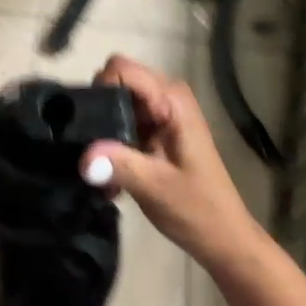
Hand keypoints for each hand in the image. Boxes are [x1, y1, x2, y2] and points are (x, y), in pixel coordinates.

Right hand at [80, 55, 260, 268]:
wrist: (222, 236)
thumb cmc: (197, 208)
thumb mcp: (156, 187)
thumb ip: (120, 165)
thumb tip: (83, 157)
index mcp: (171, 100)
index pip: (123, 68)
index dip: (101, 89)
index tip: (90, 126)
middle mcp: (166, 97)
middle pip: (116, 84)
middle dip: (98, 115)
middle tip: (91, 156)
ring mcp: (161, 114)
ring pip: (116, 106)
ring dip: (103, 138)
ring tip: (101, 177)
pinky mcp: (156, 132)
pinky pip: (124, 126)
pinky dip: (113, 149)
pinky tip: (112, 184)